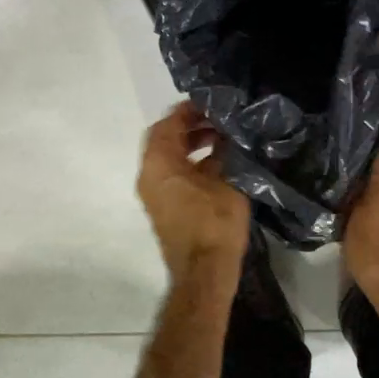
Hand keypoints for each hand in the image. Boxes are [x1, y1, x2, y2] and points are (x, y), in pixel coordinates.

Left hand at [137, 102, 249, 280]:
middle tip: (219, 120)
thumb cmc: (214, 224)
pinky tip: (220, 164)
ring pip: (170, 158)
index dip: (188, 111)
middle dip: (191, 126)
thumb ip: (225, 152)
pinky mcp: (166, 209)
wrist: (204, 273)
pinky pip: (174, 176)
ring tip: (223, 139)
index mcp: (159, 165)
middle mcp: (150, 176)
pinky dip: (192, 164)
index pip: (167, 124)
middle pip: (165, 140)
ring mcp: (155, 195)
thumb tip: (228, 135)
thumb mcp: (227, 181)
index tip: (211, 103)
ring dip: (192, 145)